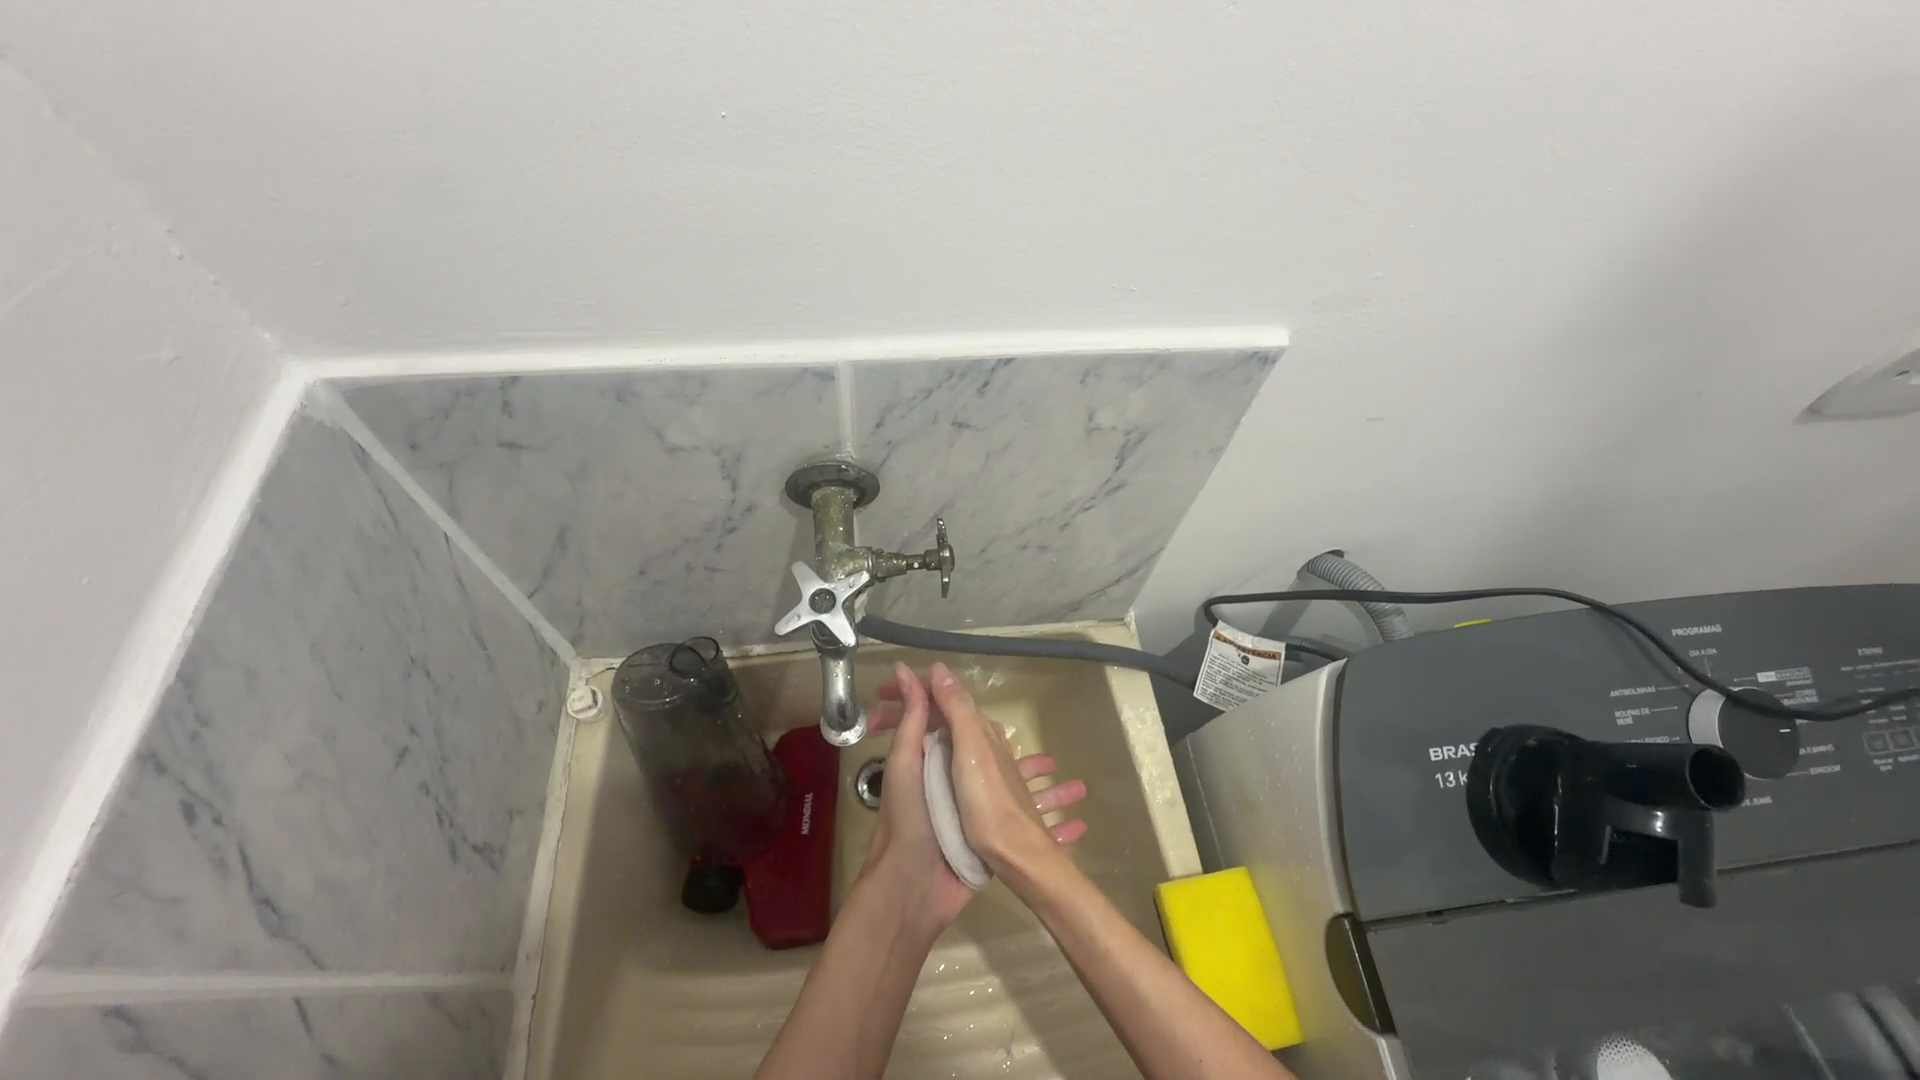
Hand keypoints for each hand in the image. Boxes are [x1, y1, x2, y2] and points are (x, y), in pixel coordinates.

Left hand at [859, 663, 1088, 931]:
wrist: (914, 888)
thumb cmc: (910, 818)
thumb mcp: (908, 761)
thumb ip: (913, 717)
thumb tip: (905, 668)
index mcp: (935, 760)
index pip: (951, 725)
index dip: (957, 710)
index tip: (970, 694)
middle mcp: (960, 784)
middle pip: (997, 762)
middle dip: (1023, 756)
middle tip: (1050, 749)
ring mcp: (980, 816)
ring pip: (1022, 796)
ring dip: (1049, 792)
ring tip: (1078, 786)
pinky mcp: (993, 844)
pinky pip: (1030, 831)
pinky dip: (1055, 829)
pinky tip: (1079, 826)